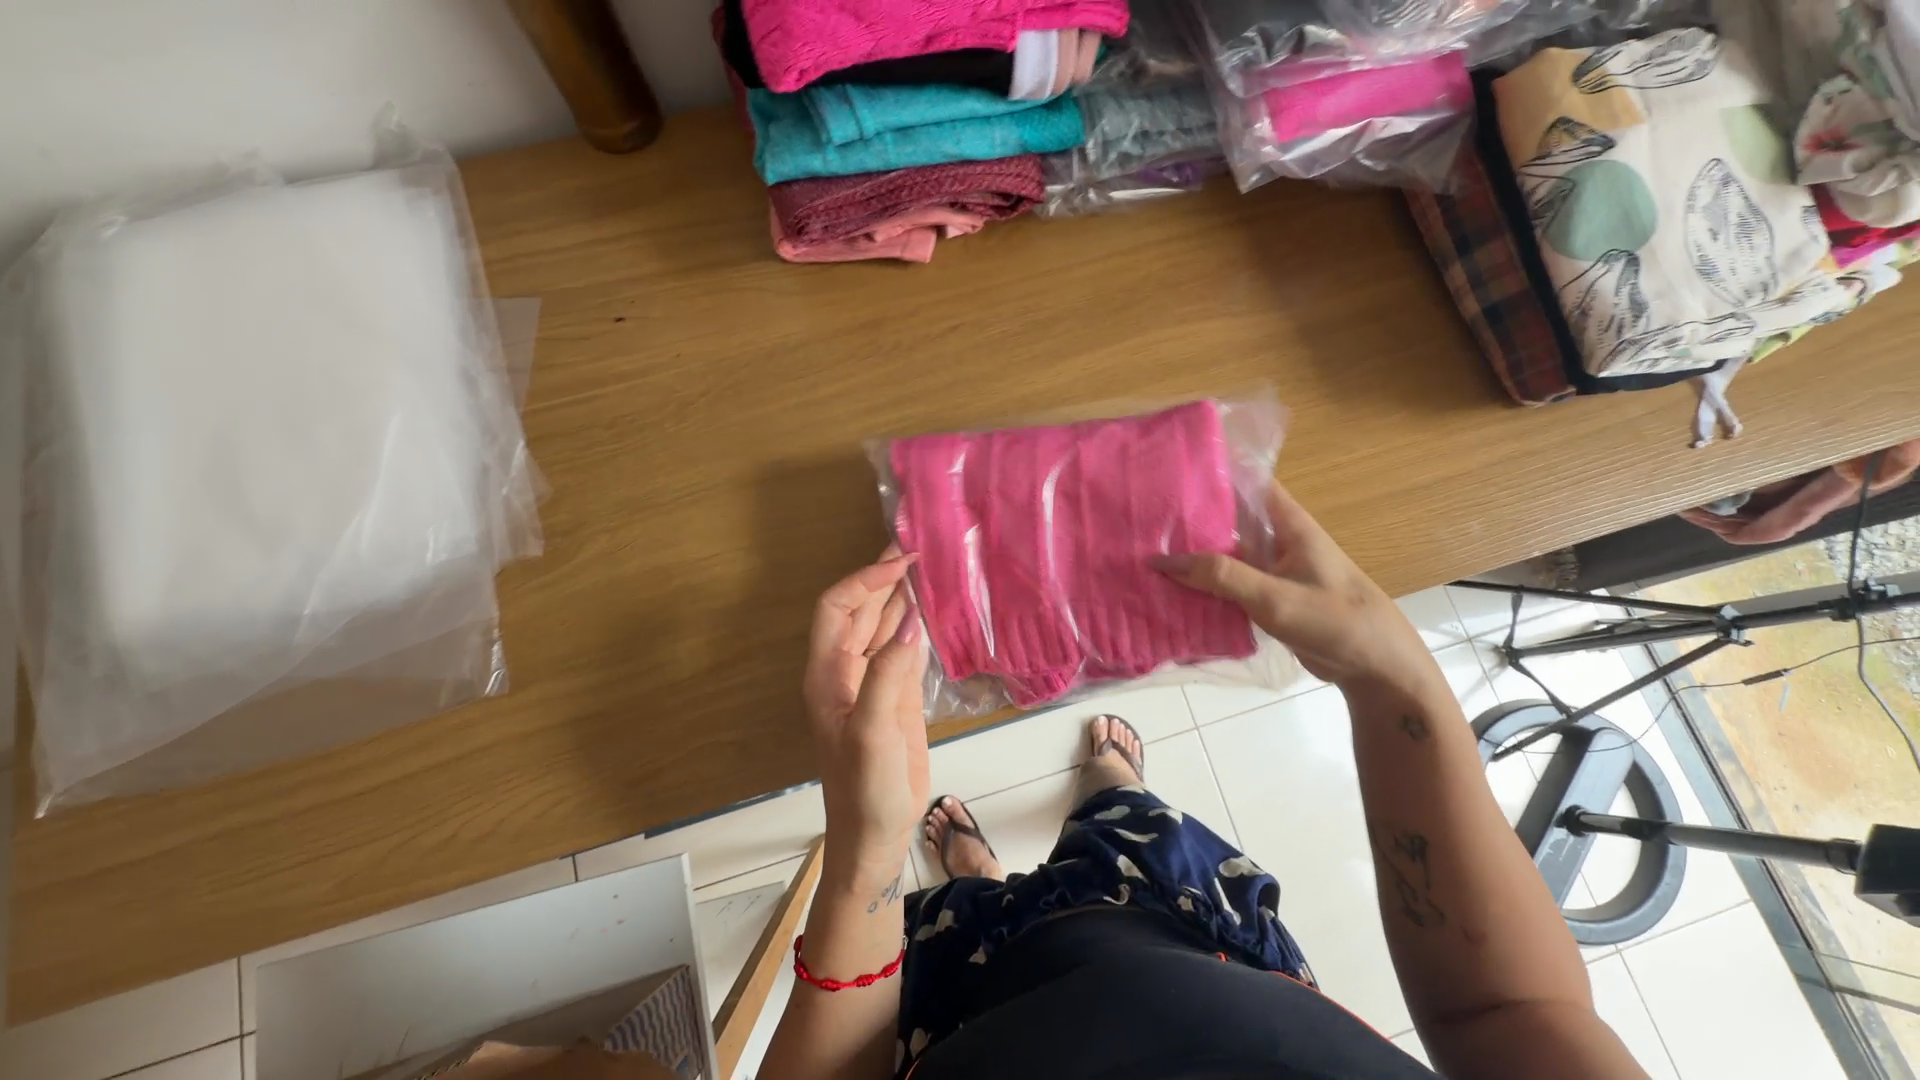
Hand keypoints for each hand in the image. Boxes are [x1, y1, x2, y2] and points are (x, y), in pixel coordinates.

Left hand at [803, 549, 931, 887]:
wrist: (876, 835)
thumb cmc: (865, 791)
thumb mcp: (873, 734)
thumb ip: (888, 676)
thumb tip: (911, 620)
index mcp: (828, 673)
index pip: (838, 608)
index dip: (865, 579)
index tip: (903, 561)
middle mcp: (847, 669)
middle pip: (861, 608)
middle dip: (885, 575)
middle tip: (922, 544)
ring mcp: (873, 681)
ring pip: (885, 624)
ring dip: (904, 595)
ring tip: (935, 565)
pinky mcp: (897, 696)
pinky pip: (905, 648)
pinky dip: (920, 625)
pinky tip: (940, 609)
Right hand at [1155, 481, 1441, 696]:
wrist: (1375, 667)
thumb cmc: (1334, 620)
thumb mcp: (1274, 597)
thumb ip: (1221, 577)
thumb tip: (1162, 561)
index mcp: (1289, 523)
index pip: (1248, 482)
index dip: (1212, 473)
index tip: (1169, 473)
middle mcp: (1278, 540)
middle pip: (1229, 519)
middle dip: (1191, 518)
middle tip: (1142, 517)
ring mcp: (1273, 569)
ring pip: (1226, 553)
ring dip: (1194, 555)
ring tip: (1145, 550)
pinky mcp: (1269, 597)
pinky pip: (1229, 583)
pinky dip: (1205, 585)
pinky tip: (1172, 590)